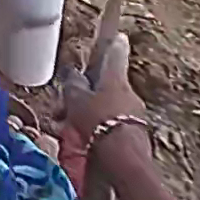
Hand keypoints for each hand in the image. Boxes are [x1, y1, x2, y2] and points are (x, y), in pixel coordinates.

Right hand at [62, 32, 151, 170]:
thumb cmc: (97, 123)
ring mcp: (135, 116)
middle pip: (106, 85)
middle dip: (86, 92)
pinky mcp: (136, 136)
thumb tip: (74, 74)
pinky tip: (81, 138)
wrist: (124, 163)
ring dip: (88, 112)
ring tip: (66, 126)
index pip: (115, 55)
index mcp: (115, 80)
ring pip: (107, 107)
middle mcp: (129, 95)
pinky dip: (97, 127)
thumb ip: (73, 83)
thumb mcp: (75, 99)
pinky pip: (112, 124)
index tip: (119, 35)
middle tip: (64, 105)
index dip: (114, 44)